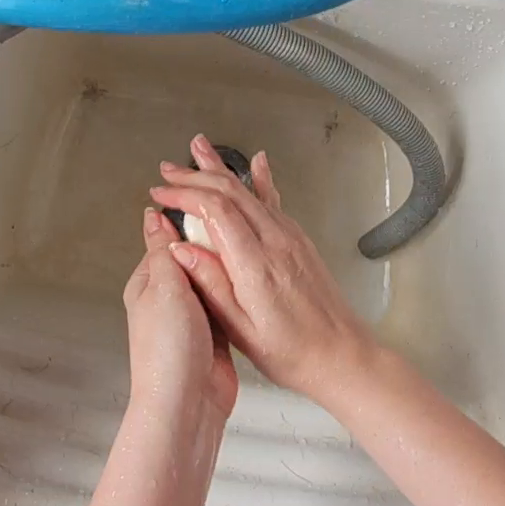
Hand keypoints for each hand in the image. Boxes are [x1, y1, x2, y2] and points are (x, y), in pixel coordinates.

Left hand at [123, 206, 237, 420]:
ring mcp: (192, 316)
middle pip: (193, 258)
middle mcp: (168, 298)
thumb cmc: (167, 350)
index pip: (167, 240)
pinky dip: (235, 293)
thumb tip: (154, 217)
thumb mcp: (164, 286)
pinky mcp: (214, 332)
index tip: (209, 206)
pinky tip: (249, 281)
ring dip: (224, 269)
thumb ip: (164, 250)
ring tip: (247, 249)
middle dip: (210, 246)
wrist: (188, 401)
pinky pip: (226, 303)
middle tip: (236, 227)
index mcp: (147, 283)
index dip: (187, 222)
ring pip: (212, 279)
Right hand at [149, 135, 378, 402]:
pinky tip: (257, 163)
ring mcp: (291, 238)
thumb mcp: (240, 329)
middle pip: (231, 191)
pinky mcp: (299, 241)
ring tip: (198, 149)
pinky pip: (274, 201)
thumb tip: (178, 249)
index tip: (161, 193)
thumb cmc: (292, 352)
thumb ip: (210, 284)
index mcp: (256, 264)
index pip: (216, 210)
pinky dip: (259, 180)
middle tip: (167, 169)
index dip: (185, 194)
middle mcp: (276, 242)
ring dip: (220, 169)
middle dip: (195, 174)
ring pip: (251, 191)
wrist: (343, 356)